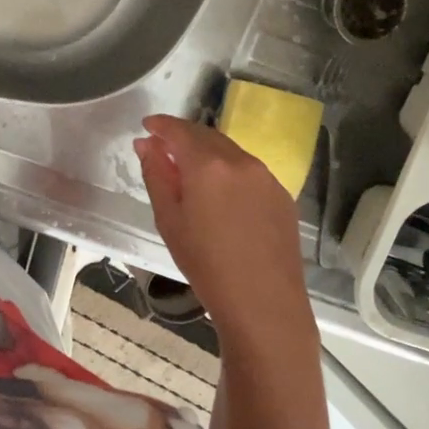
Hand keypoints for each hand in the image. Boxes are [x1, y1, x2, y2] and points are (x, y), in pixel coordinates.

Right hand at [133, 114, 311, 340]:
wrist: (264, 304)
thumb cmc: (205, 264)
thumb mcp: (168, 219)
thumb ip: (156, 174)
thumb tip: (146, 144)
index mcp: (208, 165)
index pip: (179, 130)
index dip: (160, 125)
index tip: (146, 126)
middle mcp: (241, 161)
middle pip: (206, 135)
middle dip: (183, 136)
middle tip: (162, 148)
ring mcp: (267, 177)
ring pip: (229, 151)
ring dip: (207, 152)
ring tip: (189, 171)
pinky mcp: (282, 195)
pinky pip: (248, 170)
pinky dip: (228, 169)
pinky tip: (219, 193)